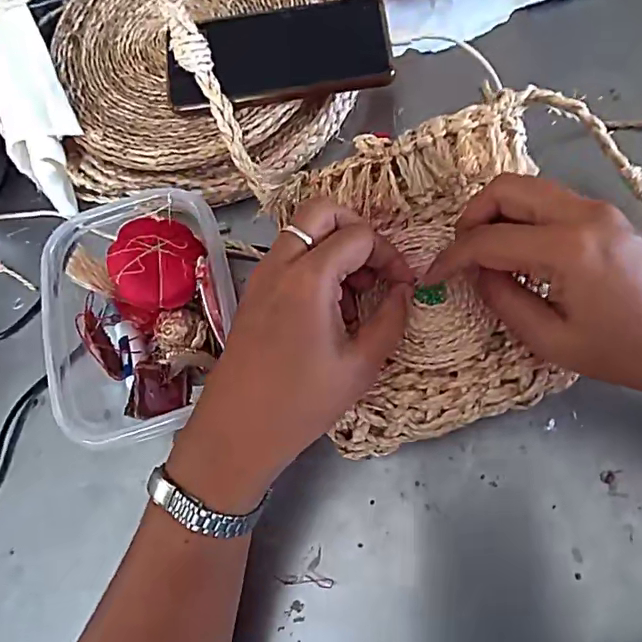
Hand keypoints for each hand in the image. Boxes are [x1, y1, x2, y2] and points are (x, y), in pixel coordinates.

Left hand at [165, 200, 413, 514]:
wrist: (236, 431)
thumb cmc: (302, 403)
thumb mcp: (361, 365)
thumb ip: (391, 319)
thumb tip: (404, 291)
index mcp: (308, 278)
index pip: (359, 235)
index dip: (390, 255)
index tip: (404, 286)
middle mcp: (280, 265)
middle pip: (321, 210)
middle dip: (357, 228)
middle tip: (376, 268)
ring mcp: (261, 276)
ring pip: (302, 230)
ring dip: (335, 246)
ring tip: (355, 295)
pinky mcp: (254, 292)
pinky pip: (289, 255)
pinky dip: (315, 262)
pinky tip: (330, 307)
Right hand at [423, 174, 641, 401]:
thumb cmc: (627, 352)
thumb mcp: (553, 341)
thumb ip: (504, 302)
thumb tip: (478, 274)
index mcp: (566, 247)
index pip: (489, 239)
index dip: (452, 257)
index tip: (432, 277)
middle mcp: (580, 213)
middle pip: (506, 188)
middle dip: (471, 217)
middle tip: (461, 256)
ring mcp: (597, 208)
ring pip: (528, 188)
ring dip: (496, 213)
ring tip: (486, 254)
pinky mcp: (606, 215)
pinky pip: (549, 201)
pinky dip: (523, 217)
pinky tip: (521, 253)